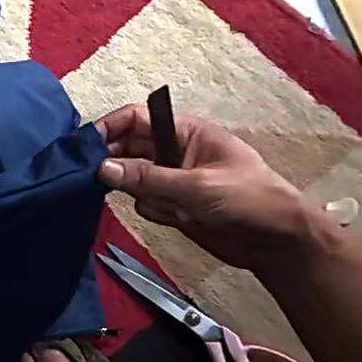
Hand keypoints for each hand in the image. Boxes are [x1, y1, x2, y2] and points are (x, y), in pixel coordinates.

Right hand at [95, 104, 339, 273]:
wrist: (276, 241)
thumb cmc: (248, 198)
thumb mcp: (197, 185)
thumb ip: (148, 177)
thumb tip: (102, 168)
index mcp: (185, 132)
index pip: (137, 119)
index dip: (110, 128)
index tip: (84, 146)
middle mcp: (173, 152)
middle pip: (128, 150)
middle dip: (117, 164)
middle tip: (97, 179)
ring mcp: (172, 181)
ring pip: (133, 181)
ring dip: (143, 193)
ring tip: (170, 206)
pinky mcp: (173, 206)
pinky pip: (145, 204)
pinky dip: (155, 212)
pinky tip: (178, 219)